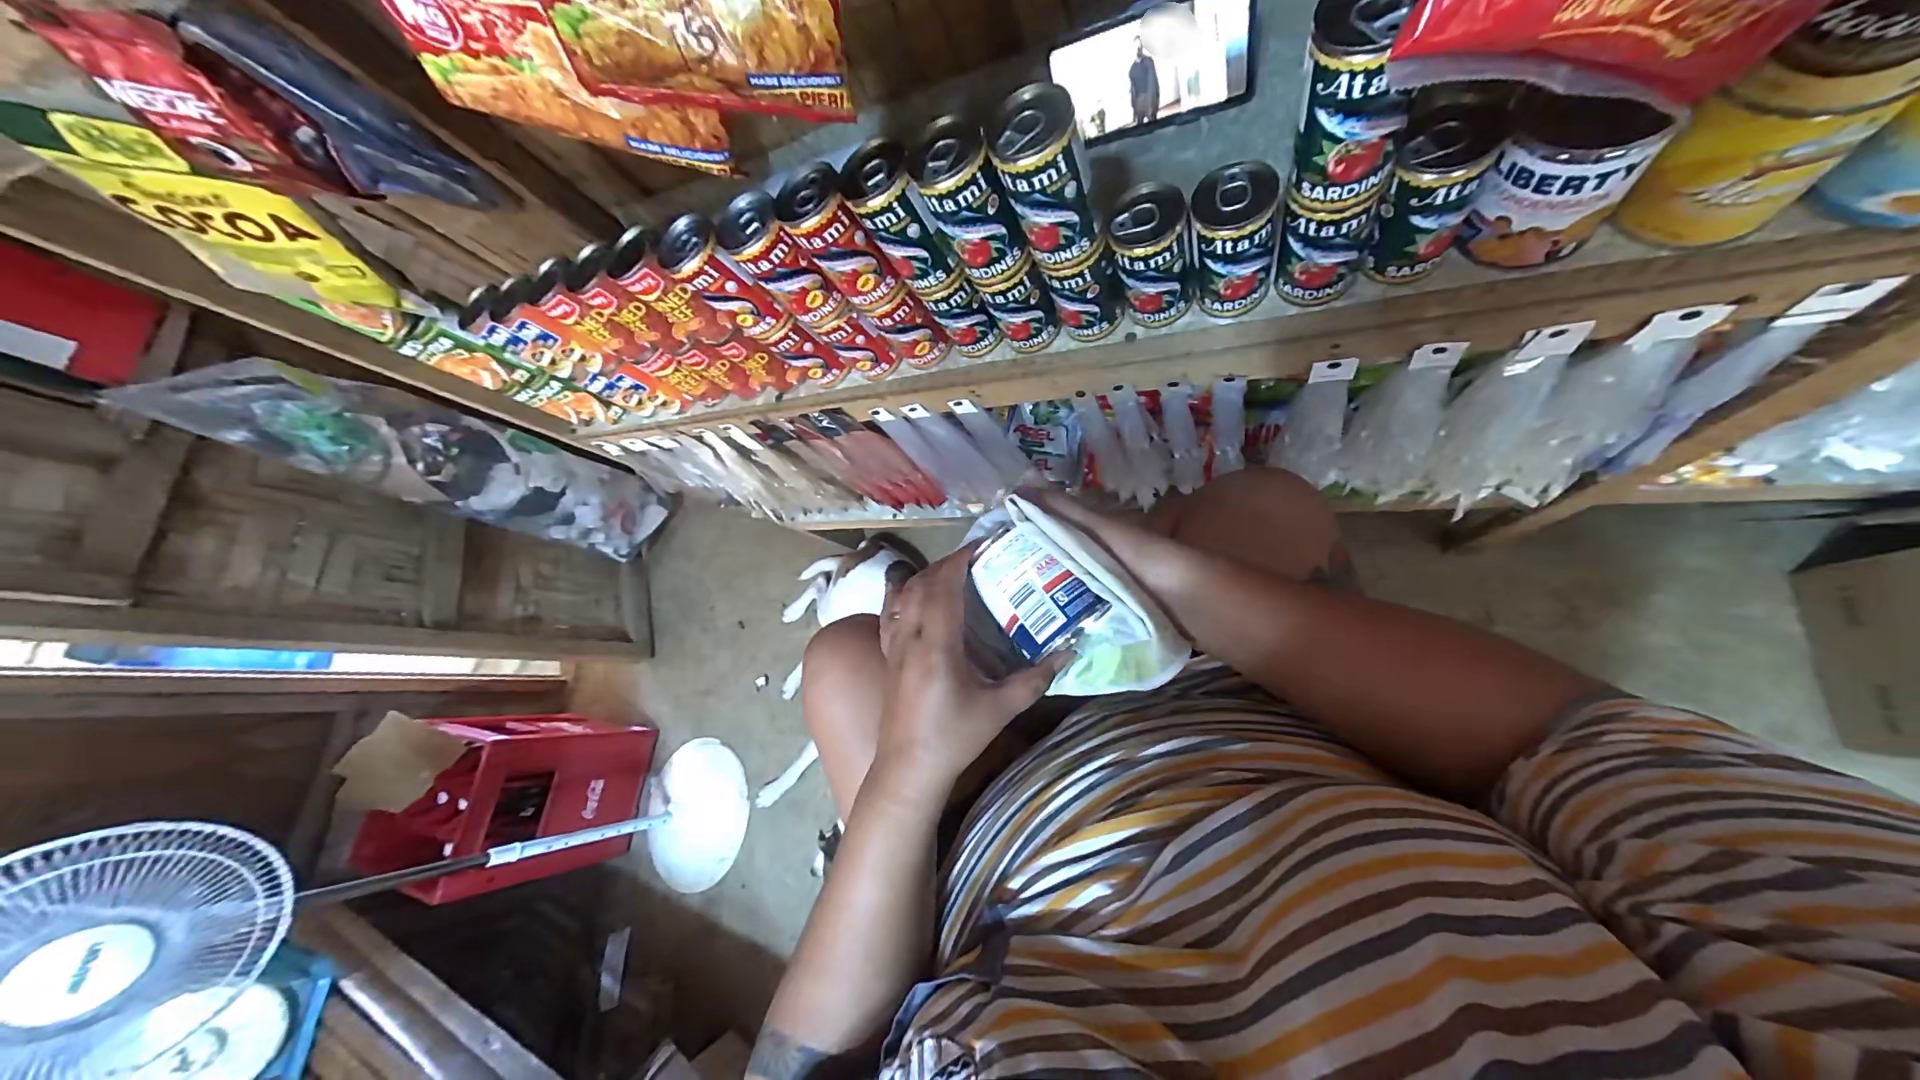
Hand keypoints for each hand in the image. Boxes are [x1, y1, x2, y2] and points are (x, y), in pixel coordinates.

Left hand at [872, 543, 1072, 792]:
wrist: (909, 768)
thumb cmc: (955, 739)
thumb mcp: (1000, 710)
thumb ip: (1034, 679)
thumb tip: (1069, 653)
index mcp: (937, 646)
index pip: (943, 587)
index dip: (960, 560)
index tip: (982, 545)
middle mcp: (910, 638)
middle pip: (921, 584)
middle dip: (946, 563)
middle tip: (975, 557)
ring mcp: (893, 647)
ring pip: (902, 596)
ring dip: (925, 576)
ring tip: (951, 572)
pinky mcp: (886, 657)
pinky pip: (888, 614)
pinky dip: (902, 595)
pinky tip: (914, 595)